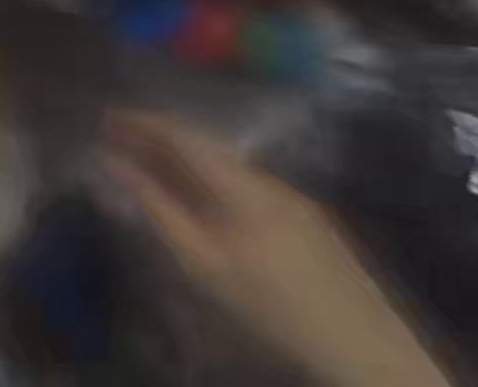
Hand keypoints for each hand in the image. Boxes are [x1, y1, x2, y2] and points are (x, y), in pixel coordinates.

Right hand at [105, 112, 449, 386]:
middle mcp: (269, 181)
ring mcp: (295, 201)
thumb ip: (154, 205)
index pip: (182, 135)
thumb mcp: (200, 260)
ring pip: (225, 164)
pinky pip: (244, 183)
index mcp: (242, 185)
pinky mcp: (309, 221)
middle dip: (157, 139)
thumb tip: (112, 161)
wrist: (373, 359)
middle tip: (117, 140)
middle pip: (204, 145)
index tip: (105, 119)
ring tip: (147, 166)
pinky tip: (195, 196)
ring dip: (182, 159)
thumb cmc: (272, 306)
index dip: (140, 122)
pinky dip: (208, 177)